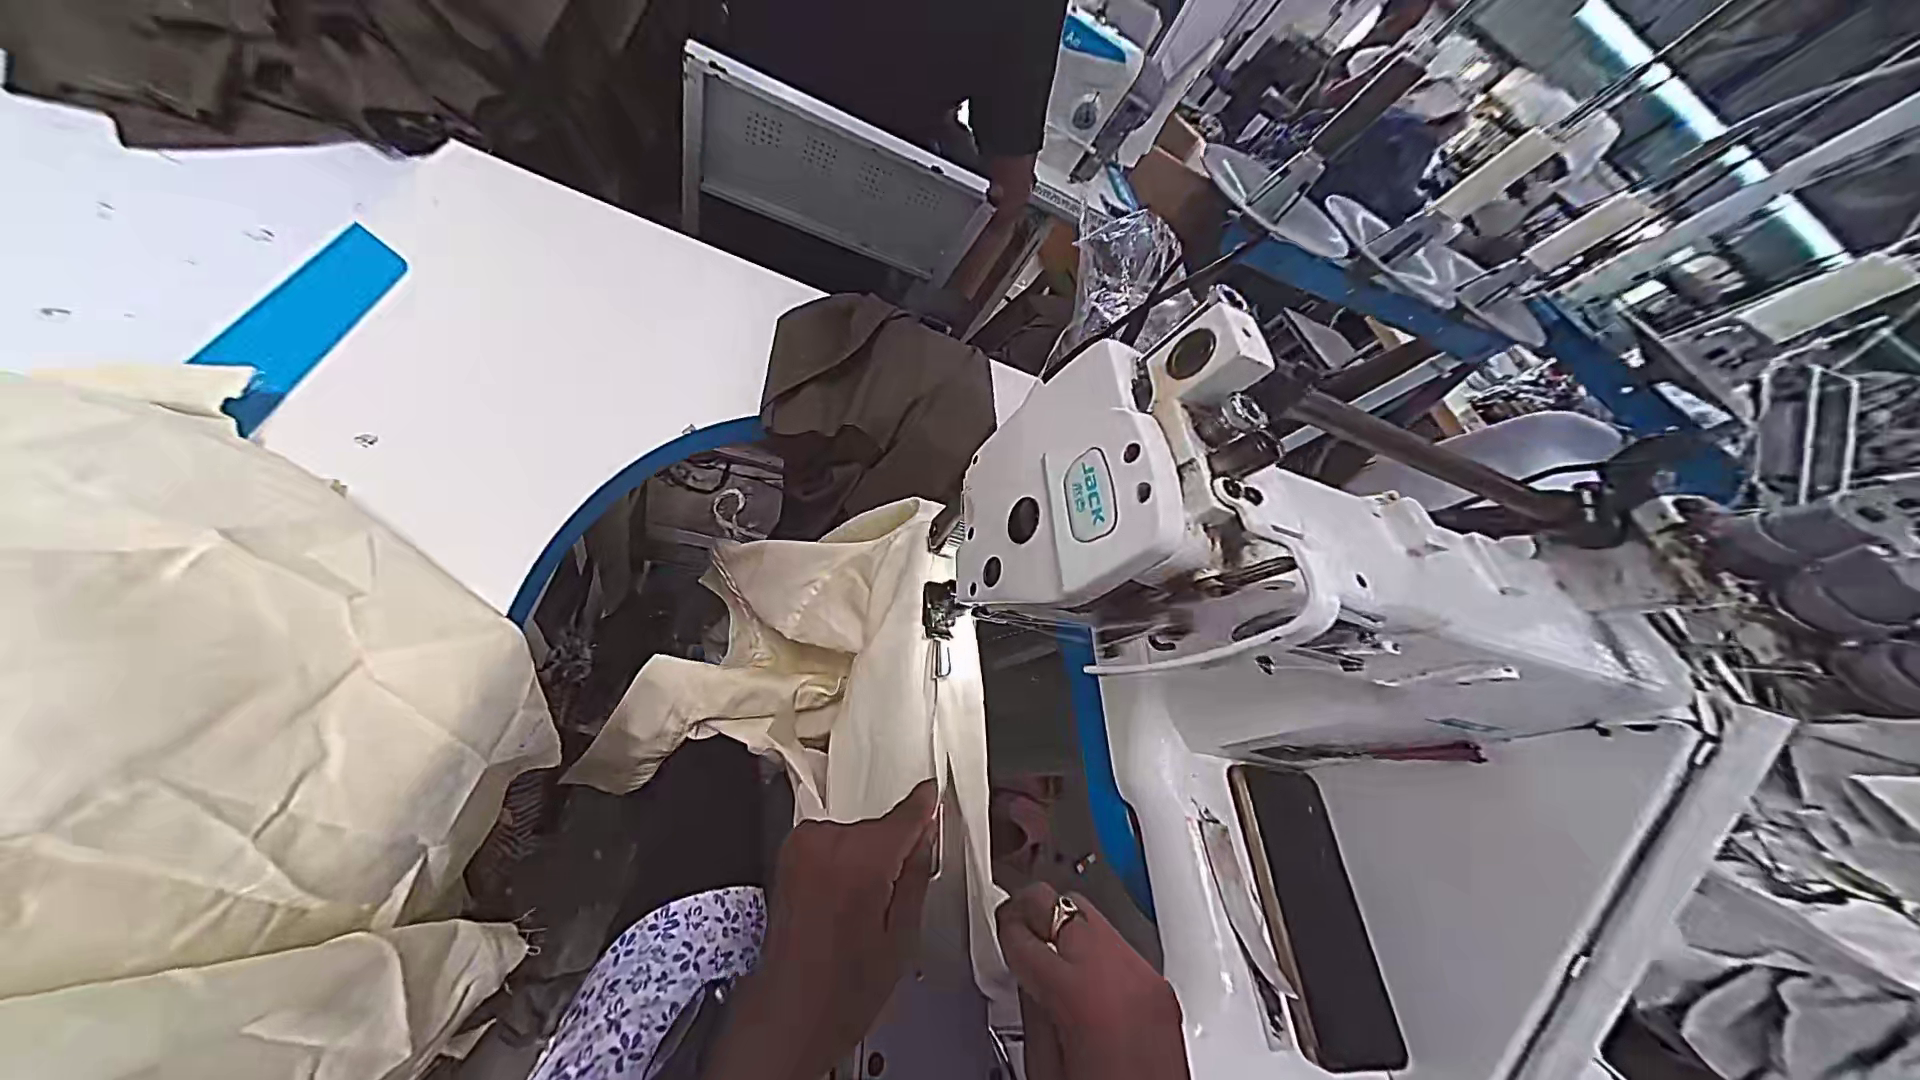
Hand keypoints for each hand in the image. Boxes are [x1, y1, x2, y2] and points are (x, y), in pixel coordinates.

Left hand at [704, 781, 937, 1079]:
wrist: (787, 1013)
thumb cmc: (840, 989)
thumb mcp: (903, 934)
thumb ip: (918, 871)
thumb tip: (925, 835)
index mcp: (863, 859)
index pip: (906, 814)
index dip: (924, 806)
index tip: (931, 796)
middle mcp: (828, 842)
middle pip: (880, 829)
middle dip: (891, 852)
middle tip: (887, 899)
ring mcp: (803, 845)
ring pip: (855, 835)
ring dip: (862, 857)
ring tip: (855, 909)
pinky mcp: (788, 852)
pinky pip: (831, 841)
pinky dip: (839, 860)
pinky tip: (837, 900)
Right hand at [996, 882, 1189, 1079]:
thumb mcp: (1045, 1067)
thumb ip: (1030, 1005)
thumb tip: (1024, 965)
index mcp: (1079, 994)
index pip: (1025, 932)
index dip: (1004, 926)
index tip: (999, 927)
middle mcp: (1116, 971)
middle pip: (1058, 902)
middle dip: (1030, 910)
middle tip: (1014, 922)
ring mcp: (1142, 973)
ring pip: (1087, 913)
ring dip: (1062, 924)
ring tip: (1045, 947)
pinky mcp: (1158, 983)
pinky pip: (1114, 942)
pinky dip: (1091, 947)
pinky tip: (1078, 971)